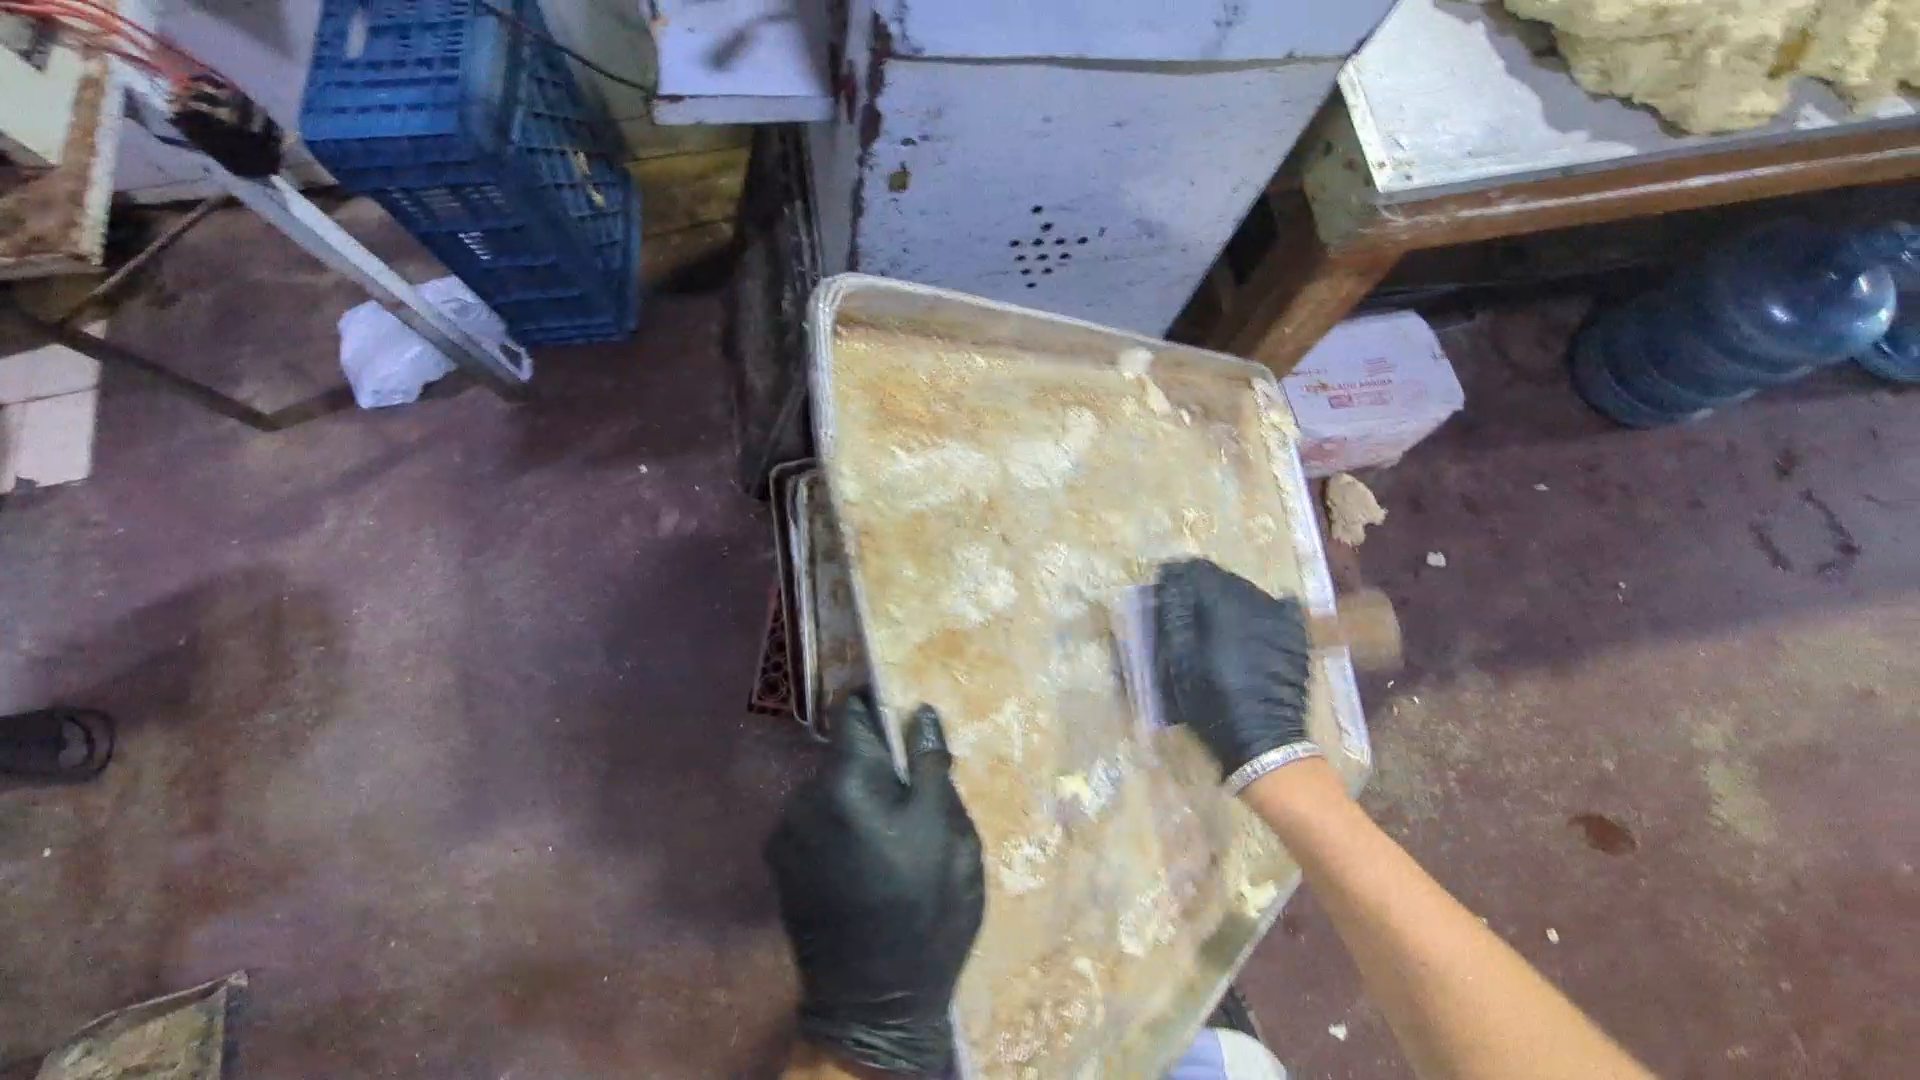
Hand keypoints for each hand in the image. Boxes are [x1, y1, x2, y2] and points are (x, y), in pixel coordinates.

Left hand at [766, 695, 984, 1075]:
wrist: (875, 1002)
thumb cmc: (925, 908)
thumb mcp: (948, 832)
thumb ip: (930, 765)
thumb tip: (921, 713)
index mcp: (846, 781)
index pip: (853, 713)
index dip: (879, 708)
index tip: (904, 719)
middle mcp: (803, 797)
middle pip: (843, 755)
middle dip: (877, 762)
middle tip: (914, 793)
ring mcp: (785, 834)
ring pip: (829, 790)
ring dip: (858, 796)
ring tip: (891, 834)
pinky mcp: (781, 865)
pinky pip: (815, 822)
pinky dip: (840, 824)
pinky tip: (865, 860)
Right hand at [1153, 559, 1314, 785]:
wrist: (1263, 739)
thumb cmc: (1211, 701)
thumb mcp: (1179, 660)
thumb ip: (1173, 615)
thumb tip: (1169, 582)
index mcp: (1224, 604)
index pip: (1196, 570)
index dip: (1176, 579)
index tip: (1164, 597)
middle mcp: (1256, 602)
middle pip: (1223, 578)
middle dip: (1201, 590)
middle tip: (1186, 615)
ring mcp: (1282, 618)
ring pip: (1247, 592)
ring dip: (1228, 601)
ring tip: (1216, 626)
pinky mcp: (1296, 635)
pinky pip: (1275, 608)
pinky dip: (1257, 614)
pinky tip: (1250, 631)